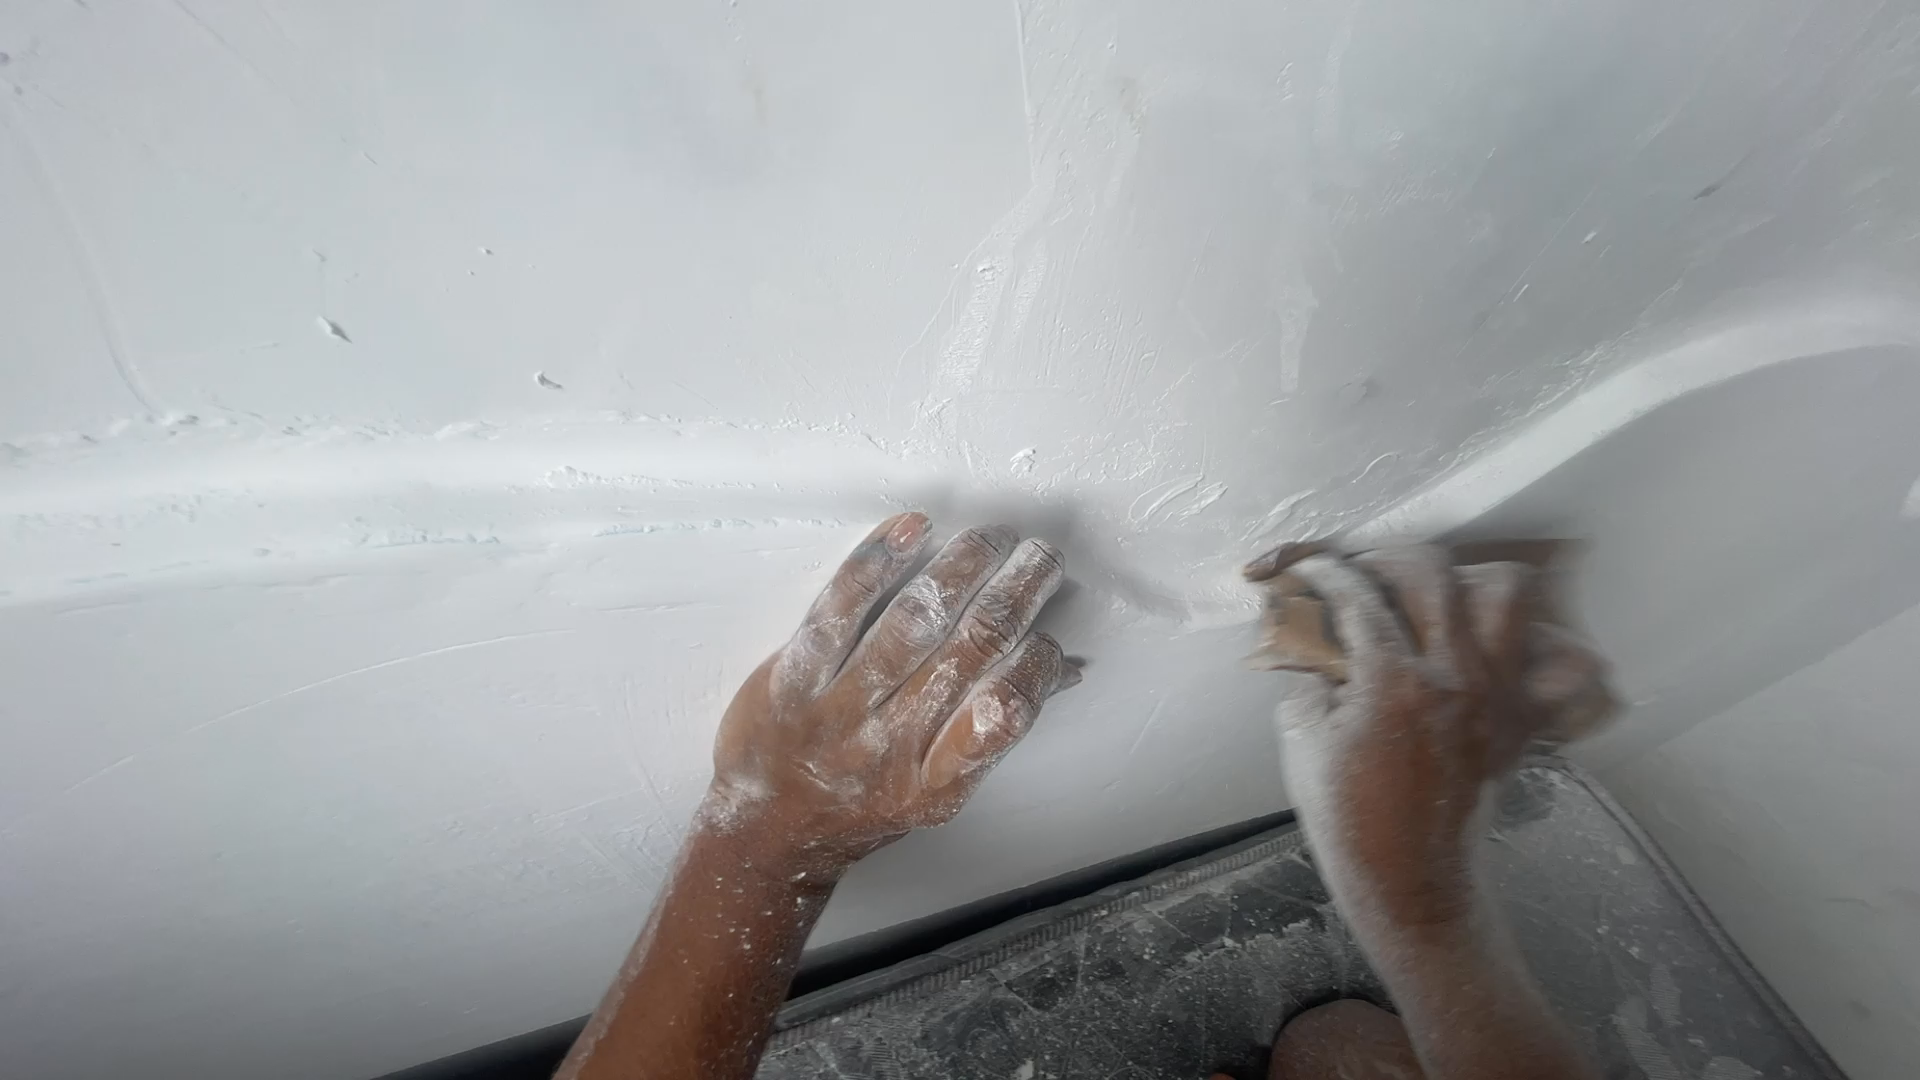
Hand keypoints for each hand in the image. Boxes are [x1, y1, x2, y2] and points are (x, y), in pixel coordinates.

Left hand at [704, 512, 1076, 879]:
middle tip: (1043, 557)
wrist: (770, 829)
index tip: (1051, 635)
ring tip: (994, 538)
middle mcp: (890, 744)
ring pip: (913, 622)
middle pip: (968, 651)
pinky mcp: (793, 677)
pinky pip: (840, 608)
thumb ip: (993, 729)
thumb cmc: (864, 805)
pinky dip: (878, 563)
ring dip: (962, 569)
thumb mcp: (936, 791)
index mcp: (934, 782)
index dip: (1037, 666)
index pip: (1002, 715)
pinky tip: (911, 529)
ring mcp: (839, 708)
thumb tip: (1061, 669)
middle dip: (1016, 594)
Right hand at [1269, 546, 1546, 927]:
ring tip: (1431, 598)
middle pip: (1434, 573)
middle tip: (1362, 575)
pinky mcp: (1525, 720)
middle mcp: (1455, 677)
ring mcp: (1500, 696)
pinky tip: (1500, 648)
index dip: (1325, 571)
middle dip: (1387, 558)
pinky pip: (1568, 666)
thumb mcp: (1300, 733)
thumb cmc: (1343, 810)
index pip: (1357, 596)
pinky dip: (1545, 645)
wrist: (1407, 876)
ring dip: (1466, 581)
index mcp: (1391, 682)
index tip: (1310, 568)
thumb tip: (1317, 633)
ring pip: (1510, 594)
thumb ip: (1309, 671)